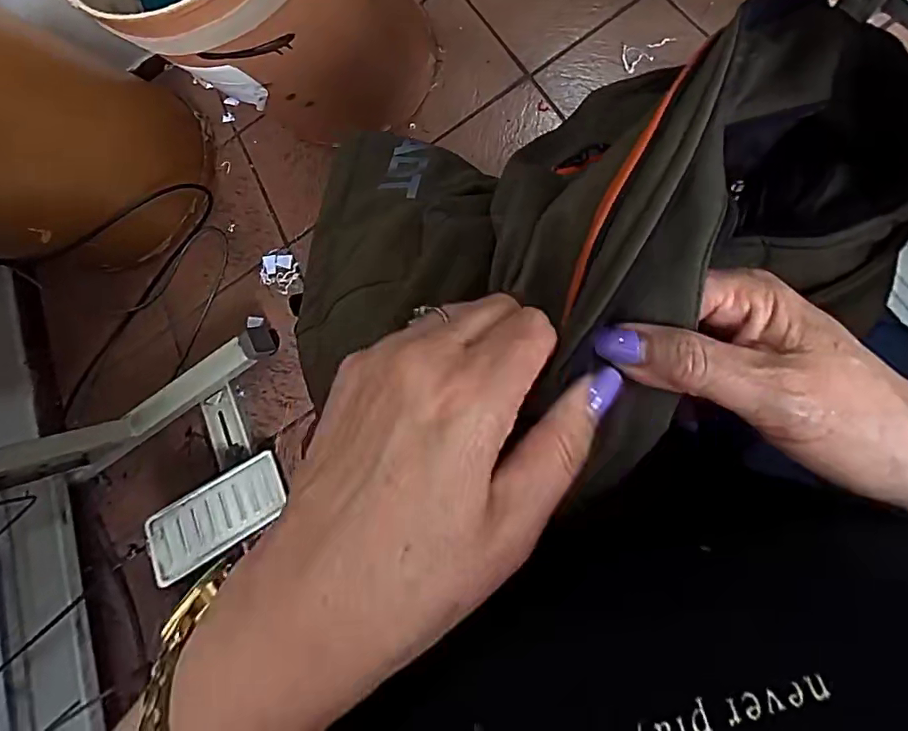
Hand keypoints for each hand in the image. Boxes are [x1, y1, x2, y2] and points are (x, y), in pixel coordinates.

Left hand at [170, 294, 620, 730]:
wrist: (307, 602)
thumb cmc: (416, 579)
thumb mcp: (513, 524)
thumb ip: (565, 441)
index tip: (543, 394)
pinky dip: (434, 353)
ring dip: (476, 344)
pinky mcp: (352, 368)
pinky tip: (424, 410)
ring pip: (457, 313)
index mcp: (469, 395)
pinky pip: (415, 332)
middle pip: (498, 305)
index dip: (550, 355)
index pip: (535, 323)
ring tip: (466, 411)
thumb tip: (600, 384)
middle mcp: (421, 359)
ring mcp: (380, 357)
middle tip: (511, 406)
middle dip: (517, 341)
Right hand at [592, 268, 907, 511]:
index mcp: (752, 292)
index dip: (631, 315)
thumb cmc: (862, 422)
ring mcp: (743, 345)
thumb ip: (693, 362)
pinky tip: (646, 405)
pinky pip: (693, 374)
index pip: (671, 289)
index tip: (586, 341)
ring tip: (606, 387)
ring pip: (678, 348)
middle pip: (670, 317)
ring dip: (650, 369)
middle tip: (588, 368)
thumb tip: (618, 340)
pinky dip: (672, 390)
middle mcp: (743, 309)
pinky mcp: (744, 377)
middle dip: (634, 344)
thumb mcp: (770, 391)